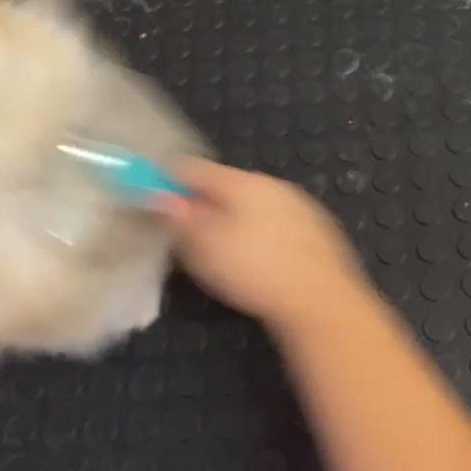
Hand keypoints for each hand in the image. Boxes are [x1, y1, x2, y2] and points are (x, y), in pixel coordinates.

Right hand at [158, 159, 370, 327]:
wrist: (322, 302)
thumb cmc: (255, 271)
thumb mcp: (204, 246)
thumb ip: (178, 217)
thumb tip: (156, 194)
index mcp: (243, 181)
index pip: (192, 167)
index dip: (166, 181)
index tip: (148, 199)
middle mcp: (274, 185)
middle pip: (224, 186)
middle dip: (200, 204)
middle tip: (180, 233)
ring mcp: (300, 207)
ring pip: (251, 207)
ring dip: (230, 221)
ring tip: (217, 253)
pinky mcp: (316, 234)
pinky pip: (274, 226)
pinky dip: (258, 237)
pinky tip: (256, 264)